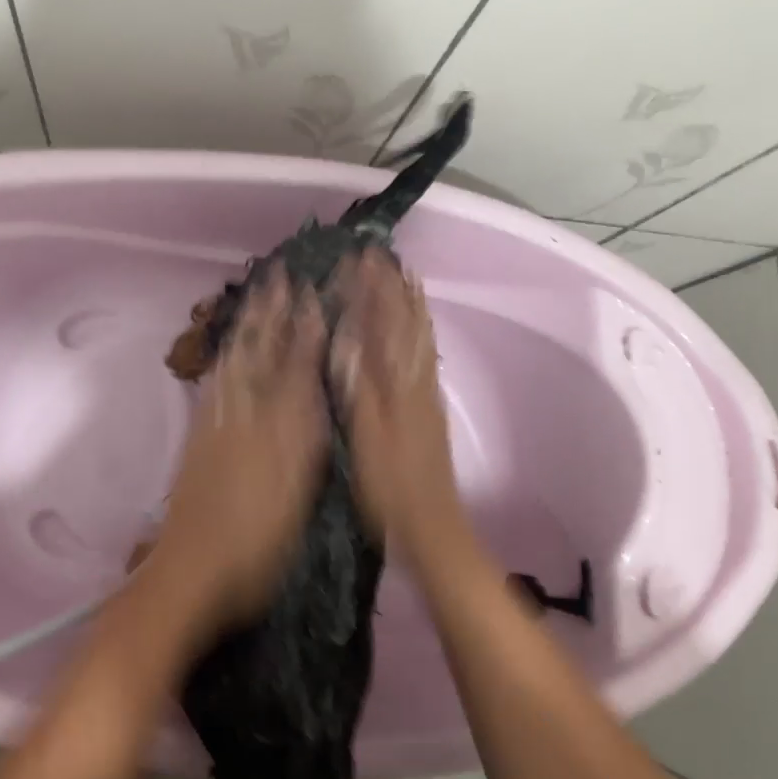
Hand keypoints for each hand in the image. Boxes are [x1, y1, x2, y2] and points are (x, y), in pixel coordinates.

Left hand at [146, 266, 330, 627]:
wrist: (189, 569)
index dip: (306, 329)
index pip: (295, 366)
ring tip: (258, 294)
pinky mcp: (201, 436)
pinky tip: (230, 347)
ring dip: (249, 325)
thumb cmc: (255, 546)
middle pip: (262, 353)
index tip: (315, 292)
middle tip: (281, 274)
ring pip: (237, 361)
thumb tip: (317, 389)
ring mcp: (218, 423)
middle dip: (273, 312)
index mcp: (276, 428)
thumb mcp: (296, 496)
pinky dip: (226, 356)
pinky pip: (216, 381)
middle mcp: (245, 415)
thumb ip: (306, 438)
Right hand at [329, 249, 462, 548]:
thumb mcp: (364, 436)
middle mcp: (414, 380)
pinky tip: (415, 327)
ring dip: (409, 302)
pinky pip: (425, 356)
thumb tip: (346, 336)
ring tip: (402, 274)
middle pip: (404, 322)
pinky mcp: (428, 407)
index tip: (358, 257)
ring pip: (417, 336)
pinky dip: (420, 330)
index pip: (382, 323)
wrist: (430, 523)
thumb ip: (357, 384)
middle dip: (391, 287)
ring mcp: (424, 392)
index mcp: (395, 384)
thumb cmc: (388, 486)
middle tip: (378, 255)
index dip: (370, 289)